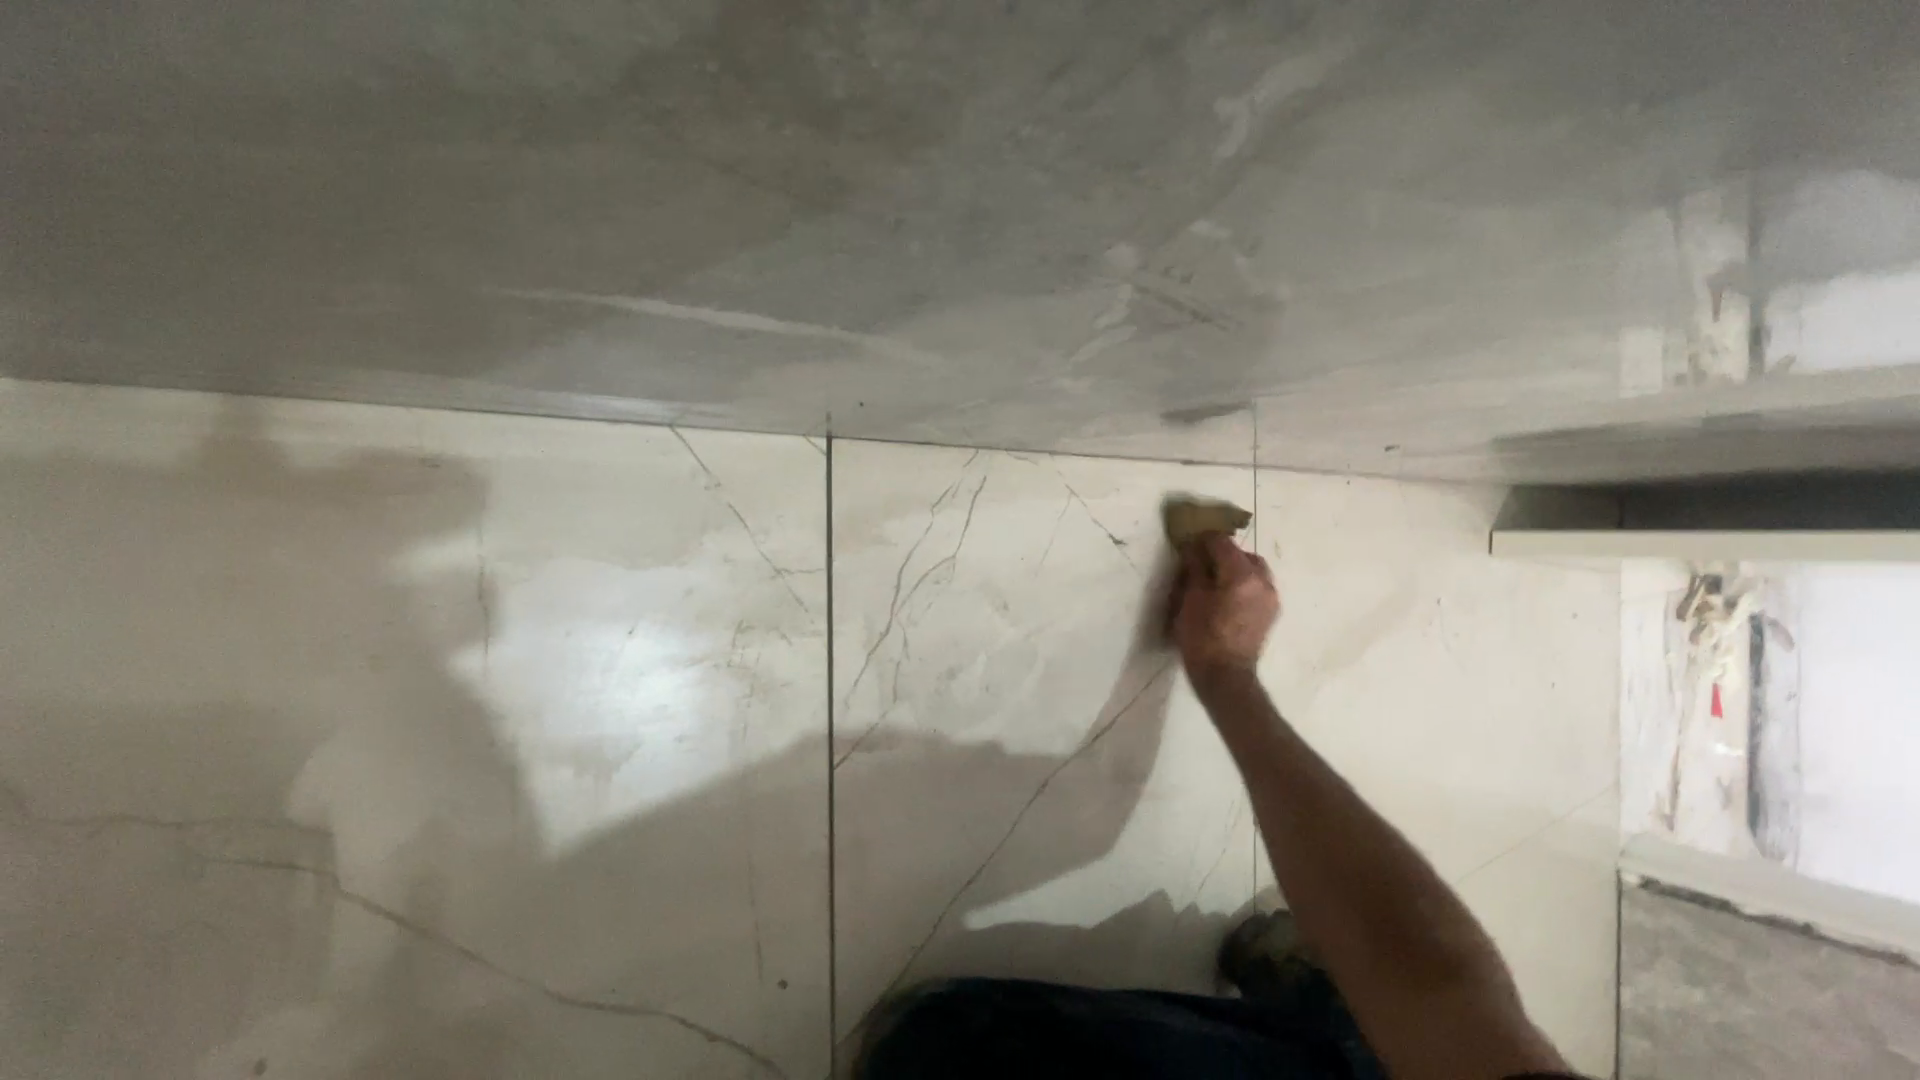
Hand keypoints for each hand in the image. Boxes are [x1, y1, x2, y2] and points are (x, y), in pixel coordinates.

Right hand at [1171, 533, 1278, 685]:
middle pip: (1243, 554)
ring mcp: (1271, 597)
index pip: (1223, 543)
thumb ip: (1195, 568)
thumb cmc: (1202, 637)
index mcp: (1242, 575)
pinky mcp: (1271, 612)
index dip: (1204, 540)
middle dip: (1222, 554)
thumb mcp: (1190, 599)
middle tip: (1201, 563)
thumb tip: (1194, 548)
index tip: (1189, 543)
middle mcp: (1263, 581)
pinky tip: (1227, 596)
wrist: (1225, 676)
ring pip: (1254, 570)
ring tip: (1215, 580)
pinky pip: (1258, 586)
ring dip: (1235, 568)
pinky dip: (1244, 583)